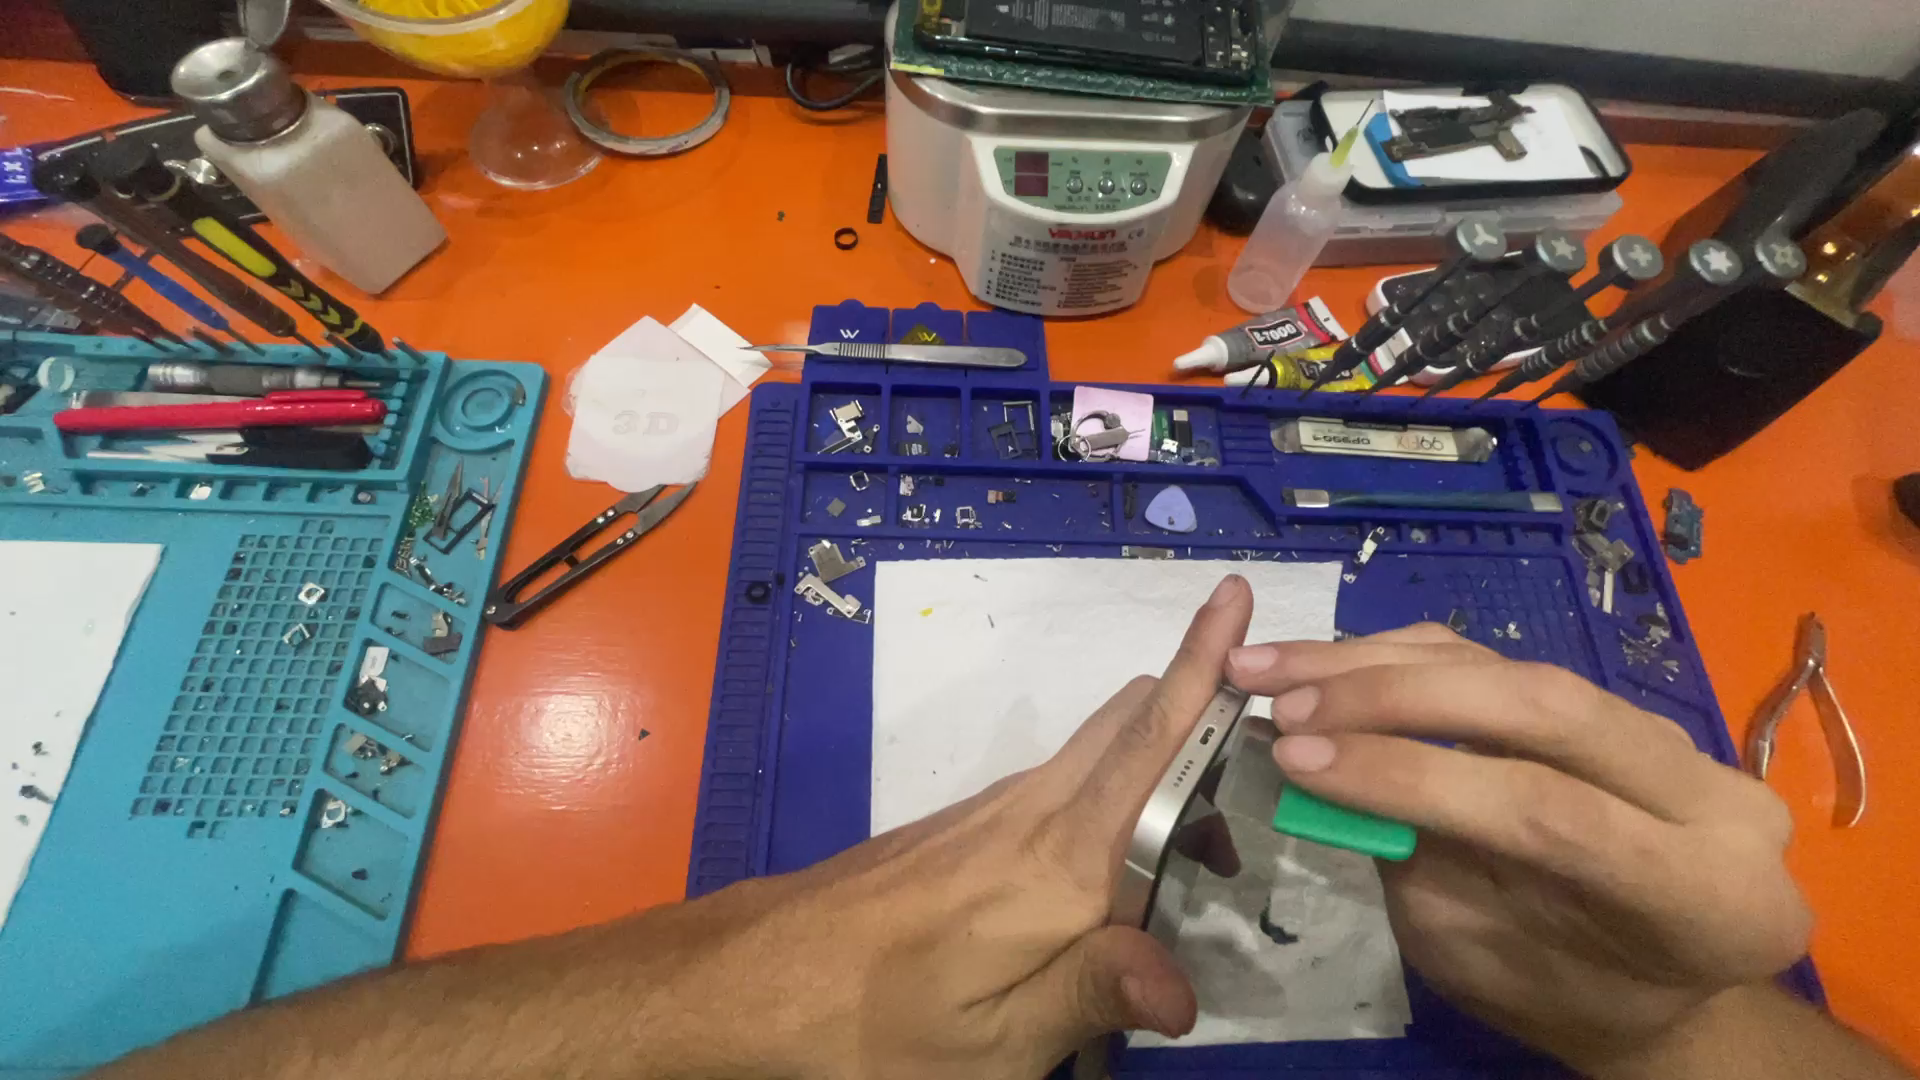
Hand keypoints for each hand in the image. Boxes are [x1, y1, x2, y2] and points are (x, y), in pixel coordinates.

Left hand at [650, 575, 1254, 1079]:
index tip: (1237, 596)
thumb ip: (1094, 992)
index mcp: (1064, 857)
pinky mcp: (981, 819)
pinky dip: (1119, 802)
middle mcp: (1039, 807)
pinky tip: (1115, 880)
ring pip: (1105, 751)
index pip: (1152, 738)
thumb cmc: (885, 1017)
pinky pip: (1071, 784)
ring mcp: (1004, 805)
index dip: (1203, 663)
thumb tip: (1186, 989)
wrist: (778, 967)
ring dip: (1164, 775)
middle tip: (1247, 800)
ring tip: (1201, 861)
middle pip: (1133, 720)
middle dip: (1202, 721)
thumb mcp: (998, 1040)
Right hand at [1225, 624, 1812, 1073]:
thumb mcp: (1462, 941)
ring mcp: (1648, 729)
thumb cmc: (1541, 983)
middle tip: (1284, 704)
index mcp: (1705, 895)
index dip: (1407, 775)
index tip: (1294, 760)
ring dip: (1364, 661)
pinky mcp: (1581, 691)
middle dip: (1389, 696)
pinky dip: (1380, 654)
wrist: (1621, 972)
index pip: (1548, 810)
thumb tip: (1305, 759)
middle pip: (1537, 704)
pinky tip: (1313, 663)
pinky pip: (1474, 653)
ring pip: (1495, 661)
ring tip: (1267, 667)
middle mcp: (1703, 791)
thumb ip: (1401, 848)